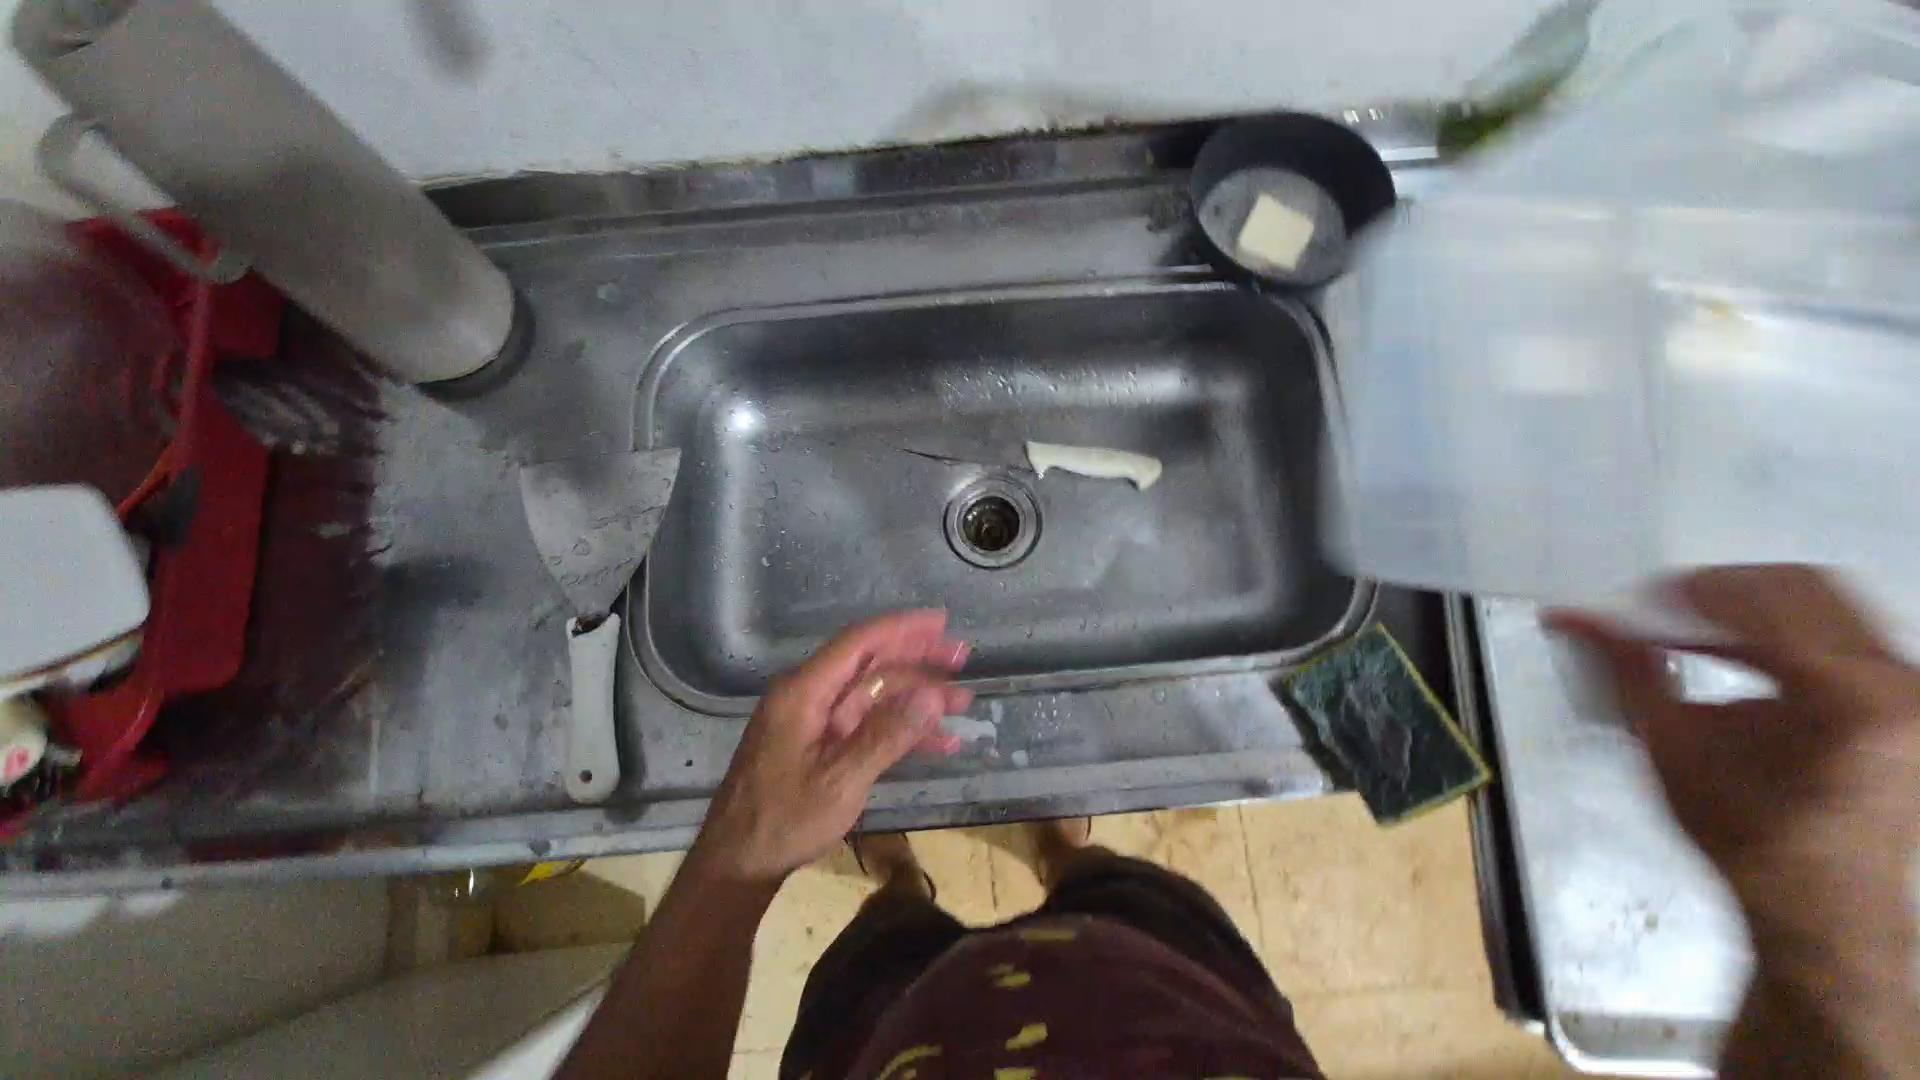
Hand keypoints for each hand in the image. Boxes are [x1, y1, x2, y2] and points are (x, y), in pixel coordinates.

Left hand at [688, 610, 973, 885]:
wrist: (738, 864)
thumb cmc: (784, 821)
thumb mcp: (840, 780)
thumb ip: (887, 735)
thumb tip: (932, 695)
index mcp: (804, 691)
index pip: (859, 643)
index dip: (902, 629)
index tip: (942, 622)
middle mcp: (809, 696)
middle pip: (870, 665)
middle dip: (917, 659)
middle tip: (962, 657)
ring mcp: (814, 721)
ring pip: (874, 695)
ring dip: (917, 699)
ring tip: (963, 703)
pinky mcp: (821, 745)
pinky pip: (867, 725)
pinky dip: (901, 731)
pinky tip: (940, 744)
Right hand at [1549, 565, 1919, 938]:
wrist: (1820, 904)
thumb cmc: (1745, 835)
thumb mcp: (1668, 745)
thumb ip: (1623, 668)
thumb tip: (1568, 617)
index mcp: (1849, 696)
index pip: (1764, 599)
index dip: (1686, 593)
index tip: (1634, 603)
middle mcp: (1901, 685)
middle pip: (1803, 587)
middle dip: (1718, 592)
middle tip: (1657, 611)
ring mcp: (1913, 693)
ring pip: (1825, 604)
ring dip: (1746, 610)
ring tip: (1685, 633)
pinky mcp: (1908, 702)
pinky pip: (1839, 635)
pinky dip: (1777, 633)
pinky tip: (1727, 654)